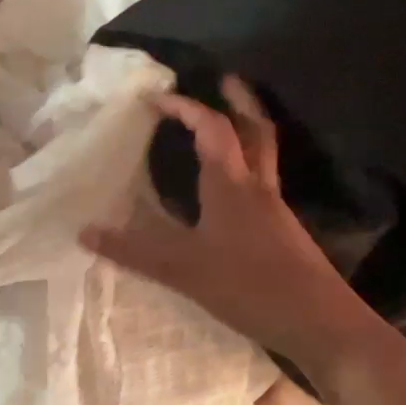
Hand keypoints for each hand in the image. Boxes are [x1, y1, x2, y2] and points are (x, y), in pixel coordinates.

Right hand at [84, 80, 405, 404]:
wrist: (321, 324)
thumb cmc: (250, 287)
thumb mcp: (183, 269)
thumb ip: (134, 250)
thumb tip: (84, 231)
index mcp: (231, 185)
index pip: (211, 129)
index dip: (185, 107)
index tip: (155, 97)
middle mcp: (257, 188)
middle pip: (254, 130)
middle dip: (238, 102)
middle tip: (225, 80)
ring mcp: (276, 211)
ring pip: (263, 155)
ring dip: (247, 131)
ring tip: (227, 124)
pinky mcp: (284, 233)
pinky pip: (263, 183)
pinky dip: (247, 168)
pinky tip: (232, 188)